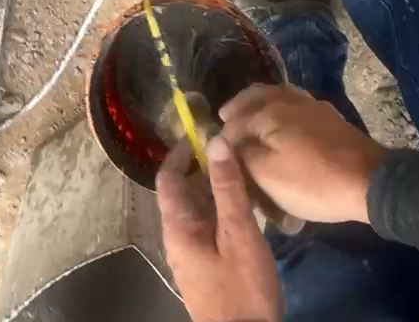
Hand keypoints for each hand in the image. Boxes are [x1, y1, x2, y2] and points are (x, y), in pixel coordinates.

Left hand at [155, 135, 283, 321]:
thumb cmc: (241, 287)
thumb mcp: (238, 233)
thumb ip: (227, 186)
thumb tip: (216, 140)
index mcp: (178, 226)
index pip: (169, 176)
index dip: (184, 151)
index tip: (206, 131)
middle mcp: (179, 237)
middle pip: (185, 190)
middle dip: (206, 166)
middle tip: (236, 148)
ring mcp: (193, 252)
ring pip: (200, 207)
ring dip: (218, 187)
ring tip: (247, 170)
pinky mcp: (208, 264)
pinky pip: (211, 224)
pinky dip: (225, 208)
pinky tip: (250, 204)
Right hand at [217, 84, 388, 224]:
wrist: (368, 180)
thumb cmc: (312, 180)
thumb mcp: (268, 176)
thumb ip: (241, 157)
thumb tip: (225, 144)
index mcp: (269, 110)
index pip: (235, 120)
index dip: (222, 137)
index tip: (213, 152)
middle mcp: (287, 99)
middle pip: (255, 95)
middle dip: (238, 107)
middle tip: (224, 117)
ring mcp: (310, 105)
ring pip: (277, 96)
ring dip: (259, 105)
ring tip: (251, 120)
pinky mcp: (328, 116)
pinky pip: (294, 106)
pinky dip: (280, 111)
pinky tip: (284, 125)